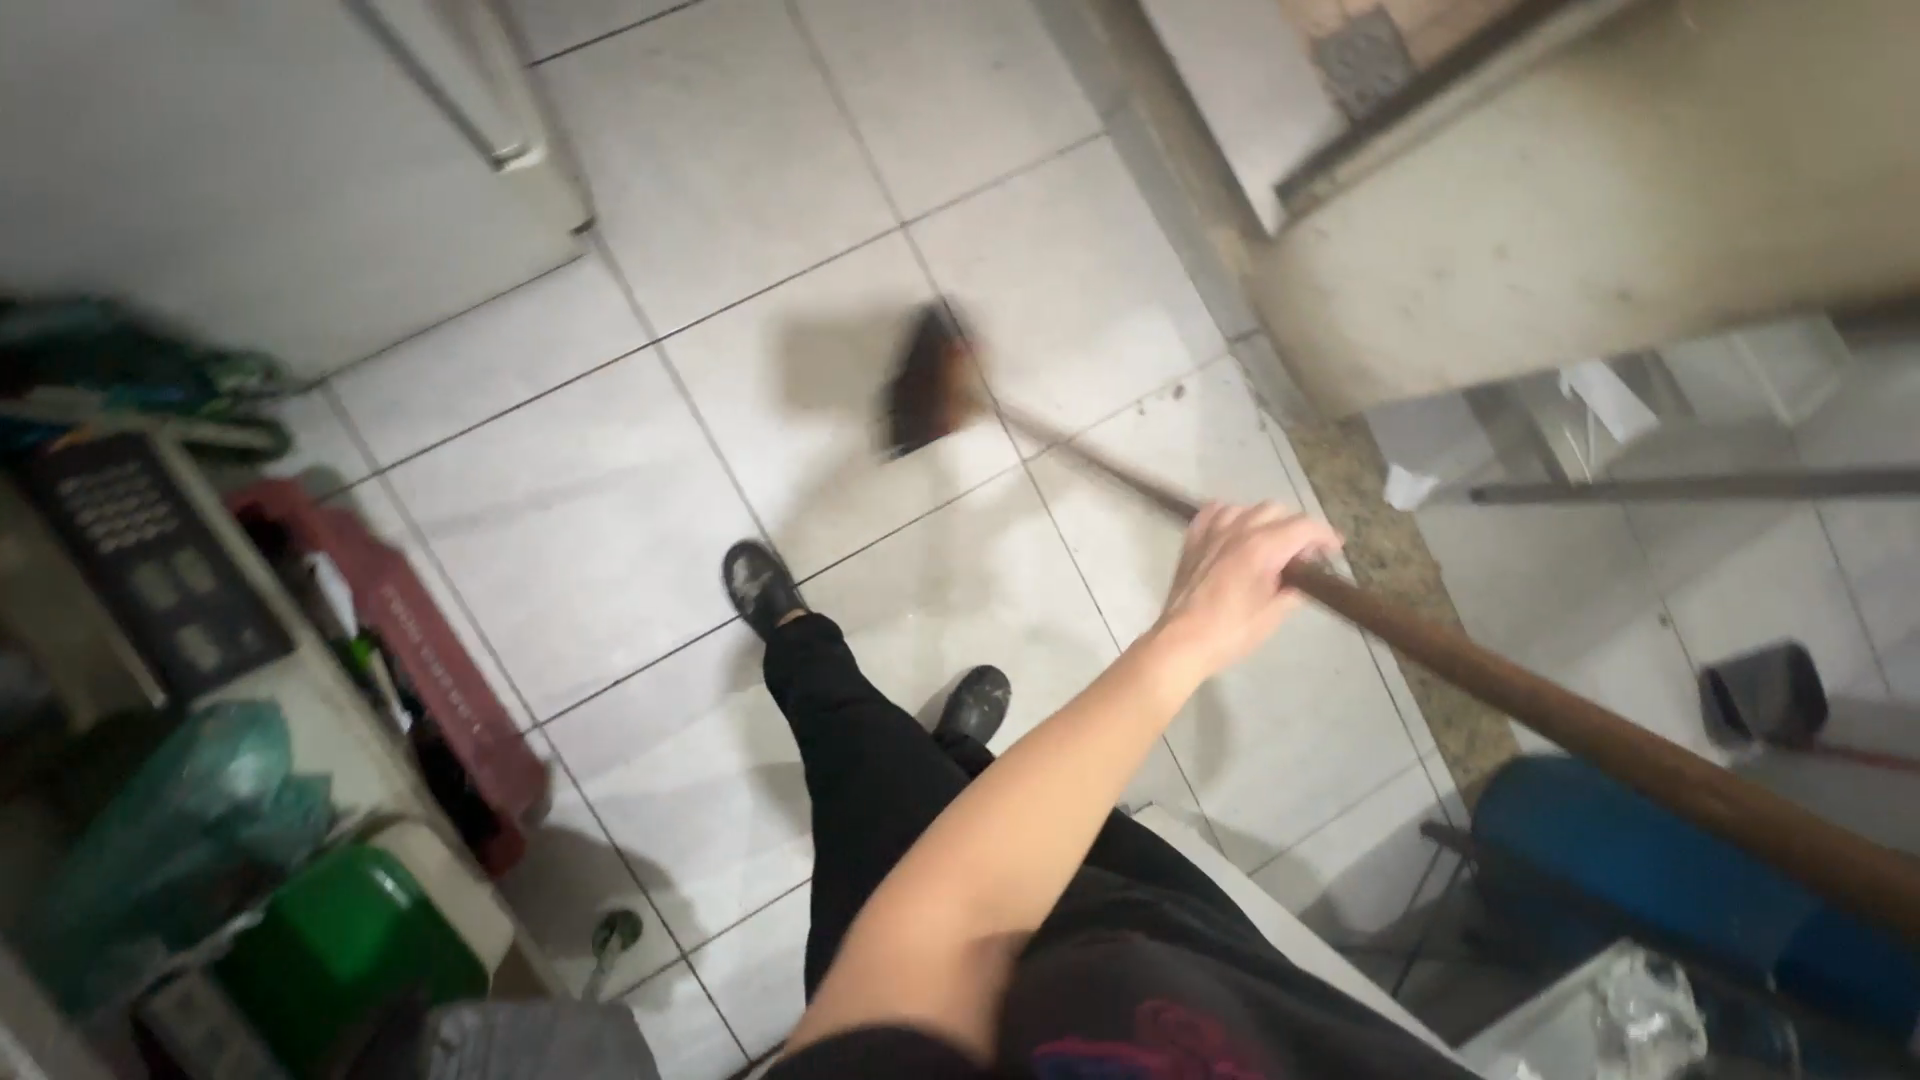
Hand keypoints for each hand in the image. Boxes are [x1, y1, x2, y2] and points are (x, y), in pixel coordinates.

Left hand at [1150, 502, 1342, 678]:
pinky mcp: (1192, 542)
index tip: (1334, 549)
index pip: (1303, 526)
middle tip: (1301, 555)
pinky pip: (1212, 513)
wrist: (1183, 640)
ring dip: (1262, 521)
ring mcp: (1211, 533)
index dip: (1324, 535)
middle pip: (1275, 510)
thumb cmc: (1232, 632)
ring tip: (1268, 544)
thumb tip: (1302, 579)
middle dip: (1295, 528)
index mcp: (1262, 548)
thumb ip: (1294, 589)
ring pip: (1244, 508)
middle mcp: (1237, 531)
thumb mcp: (1273, 614)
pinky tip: (1234, 532)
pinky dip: (1228, 517)